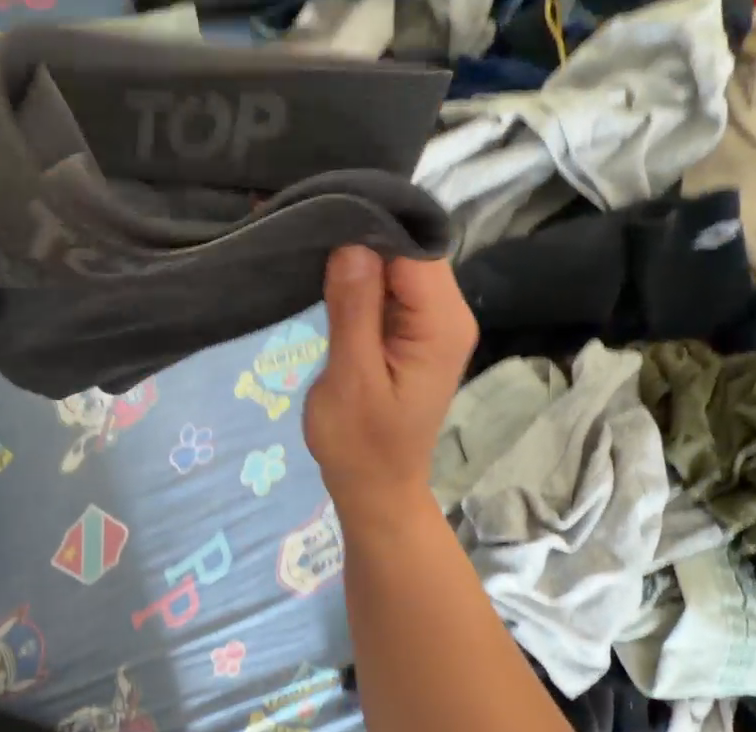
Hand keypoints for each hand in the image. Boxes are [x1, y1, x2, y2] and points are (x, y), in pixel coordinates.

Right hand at [303, 246, 474, 520]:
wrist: (374, 488)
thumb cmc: (359, 443)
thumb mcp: (350, 378)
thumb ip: (354, 311)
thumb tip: (351, 244)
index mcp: (441, 323)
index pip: (412, 251)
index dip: (369, 230)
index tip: (320, 219)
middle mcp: (447, 315)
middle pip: (409, 255)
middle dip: (362, 240)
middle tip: (307, 231)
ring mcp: (432, 326)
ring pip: (398, 272)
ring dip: (357, 262)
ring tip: (310, 251)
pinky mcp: (412, 336)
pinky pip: (390, 295)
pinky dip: (360, 285)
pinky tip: (327, 283)